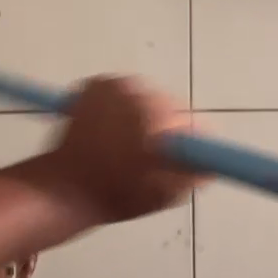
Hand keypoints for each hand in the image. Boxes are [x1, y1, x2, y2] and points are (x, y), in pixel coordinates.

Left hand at [30, 76, 199, 223]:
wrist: (65, 186)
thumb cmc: (116, 195)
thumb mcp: (163, 194)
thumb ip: (193, 173)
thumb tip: (212, 161)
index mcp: (159, 120)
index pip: (193, 122)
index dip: (192, 138)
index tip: (185, 153)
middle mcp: (141, 94)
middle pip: (169, 105)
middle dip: (165, 125)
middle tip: (151, 152)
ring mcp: (117, 84)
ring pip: (146, 95)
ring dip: (142, 113)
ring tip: (126, 141)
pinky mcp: (98, 82)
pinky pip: (122, 90)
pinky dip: (120, 105)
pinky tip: (110, 128)